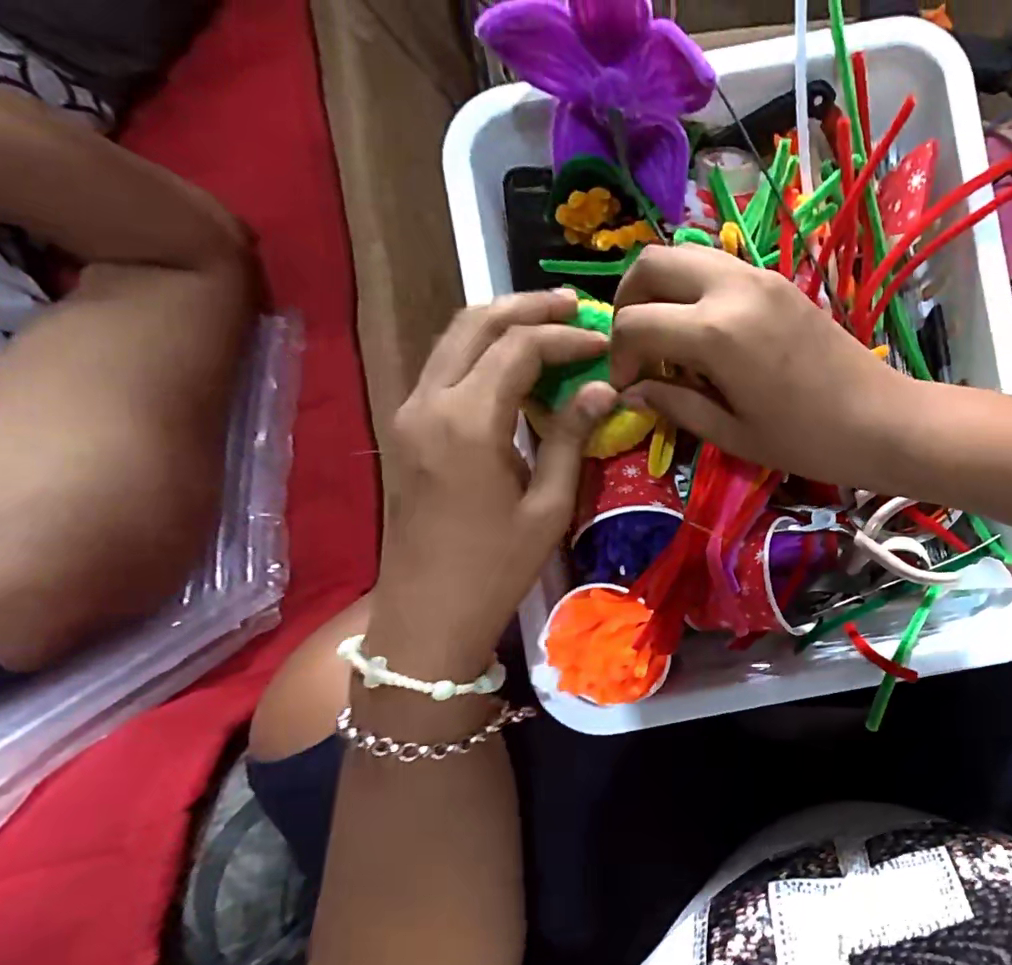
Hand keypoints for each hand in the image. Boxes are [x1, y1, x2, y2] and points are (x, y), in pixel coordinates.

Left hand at [375, 290, 615, 652]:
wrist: (428, 611)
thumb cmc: (497, 566)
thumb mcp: (548, 504)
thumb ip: (570, 436)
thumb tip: (602, 388)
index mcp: (467, 421)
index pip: (518, 348)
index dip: (566, 336)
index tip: (605, 341)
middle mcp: (428, 402)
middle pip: (474, 323)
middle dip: (526, 308)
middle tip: (574, 306)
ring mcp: (409, 412)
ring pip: (452, 339)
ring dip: (500, 323)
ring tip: (549, 323)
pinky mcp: (407, 428)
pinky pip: (444, 367)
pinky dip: (481, 351)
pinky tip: (515, 364)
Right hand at [608, 244, 920, 487]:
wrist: (883, 420)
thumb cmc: (810, 441)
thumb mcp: (735, 434)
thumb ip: (678, 405)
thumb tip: (634, 391)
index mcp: (715, 332)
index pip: (635, 323)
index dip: (618, 355)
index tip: (628, 385)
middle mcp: (732, 288)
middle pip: (650, 264)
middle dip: (628, 302)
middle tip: (636, 348)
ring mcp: (760, 276)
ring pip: (685, 253)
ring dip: (661, 288)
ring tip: (668, 337)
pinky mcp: (780, 280)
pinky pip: (720, 265)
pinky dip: (695, 286)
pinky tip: (706, 330)